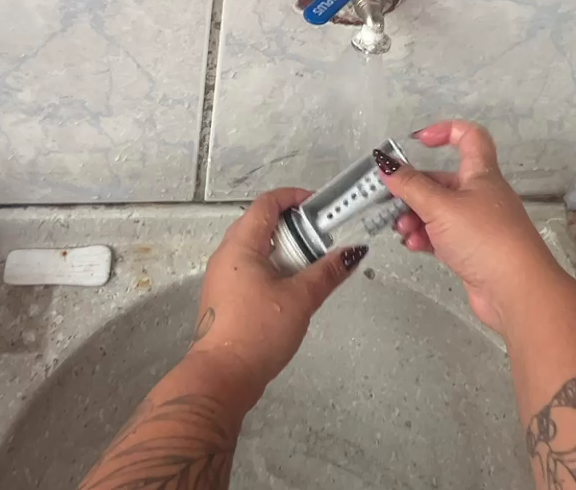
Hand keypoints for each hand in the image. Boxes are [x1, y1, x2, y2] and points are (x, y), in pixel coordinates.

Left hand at [186, 187, 363, 396]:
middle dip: (292, 223)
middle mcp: (226, 254)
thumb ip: (327, 272)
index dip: (294, 198)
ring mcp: (222, 276)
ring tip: (310, 259)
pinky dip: (272, 264)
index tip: (319, 206)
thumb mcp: (300, 299)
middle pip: (260, 222)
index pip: (267, 203)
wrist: (222, 378)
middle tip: (320, 233)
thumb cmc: (258, 330)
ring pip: (255, 246)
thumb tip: (353, 253)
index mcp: (241, 244)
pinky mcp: (223, 297)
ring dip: (283, 246)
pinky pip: (249, 266)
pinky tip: (290, 285)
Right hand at [378, 120, 567, 334]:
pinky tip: (414, 246)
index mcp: (480, 174)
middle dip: (414, 190)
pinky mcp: (472, 251)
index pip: (469, 137)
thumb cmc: (484, 239)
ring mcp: (477, 224)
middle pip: (442, 181)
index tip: (419, 141)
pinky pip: (442, 236)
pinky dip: (426, 237)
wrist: (517, 293)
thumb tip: (386, 165)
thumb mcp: (441, 207)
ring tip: (402, 231)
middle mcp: (480, 194)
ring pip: (438, 211)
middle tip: (391, 202)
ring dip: (416, 217)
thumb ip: (410, 186)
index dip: (445, 131)